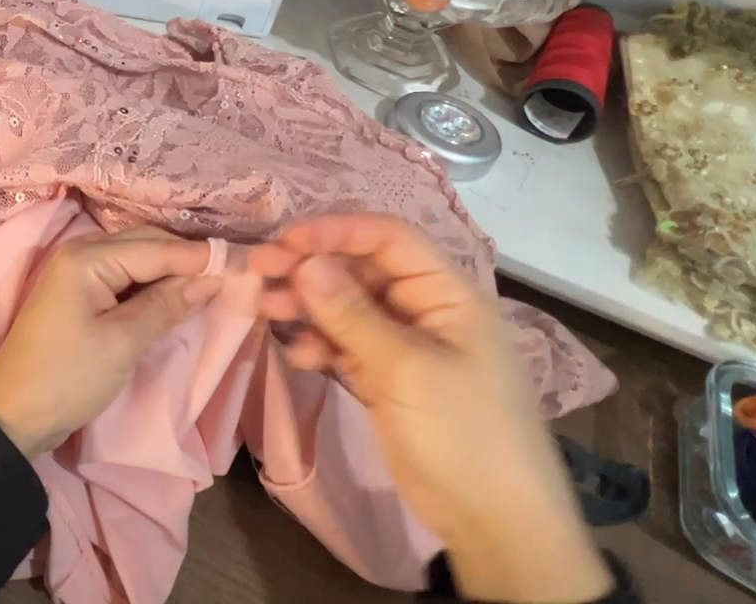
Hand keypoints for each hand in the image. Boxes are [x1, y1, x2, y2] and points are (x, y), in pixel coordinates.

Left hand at [0, 227, 221, 458]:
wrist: (14, 414)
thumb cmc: (68, 377)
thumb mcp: (122, 343)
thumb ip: (166, 305)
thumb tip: (210, 279)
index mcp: (88, 257)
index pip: (157, 248)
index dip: (200, 257)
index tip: (245, 263)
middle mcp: (82, 252)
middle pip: (147, 245)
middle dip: (187, 259)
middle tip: (233, 274)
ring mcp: (79, 272)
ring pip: (138, 259)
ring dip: (172, 271)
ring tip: (214, 284)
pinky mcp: (81, 294)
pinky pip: (125, 277)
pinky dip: (153, 285)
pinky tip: (178, 296)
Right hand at [253, 216, 612, 603]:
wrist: (495, 526)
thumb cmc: (463, 433)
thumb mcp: (405, 368)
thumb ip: (350, 313)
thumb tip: (303, 262)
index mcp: (447, 293)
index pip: (388, 238)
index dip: (337, 230)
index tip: (286, 239)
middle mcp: (423, 308)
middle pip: (358, 268)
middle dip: (309, 266)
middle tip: (259, 269)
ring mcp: (403, 344)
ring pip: (343, 305)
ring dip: (305, 304)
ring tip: (267, 311)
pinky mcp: (385, 376)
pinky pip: (342, 343)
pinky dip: (317, 343)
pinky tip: (298, 356)